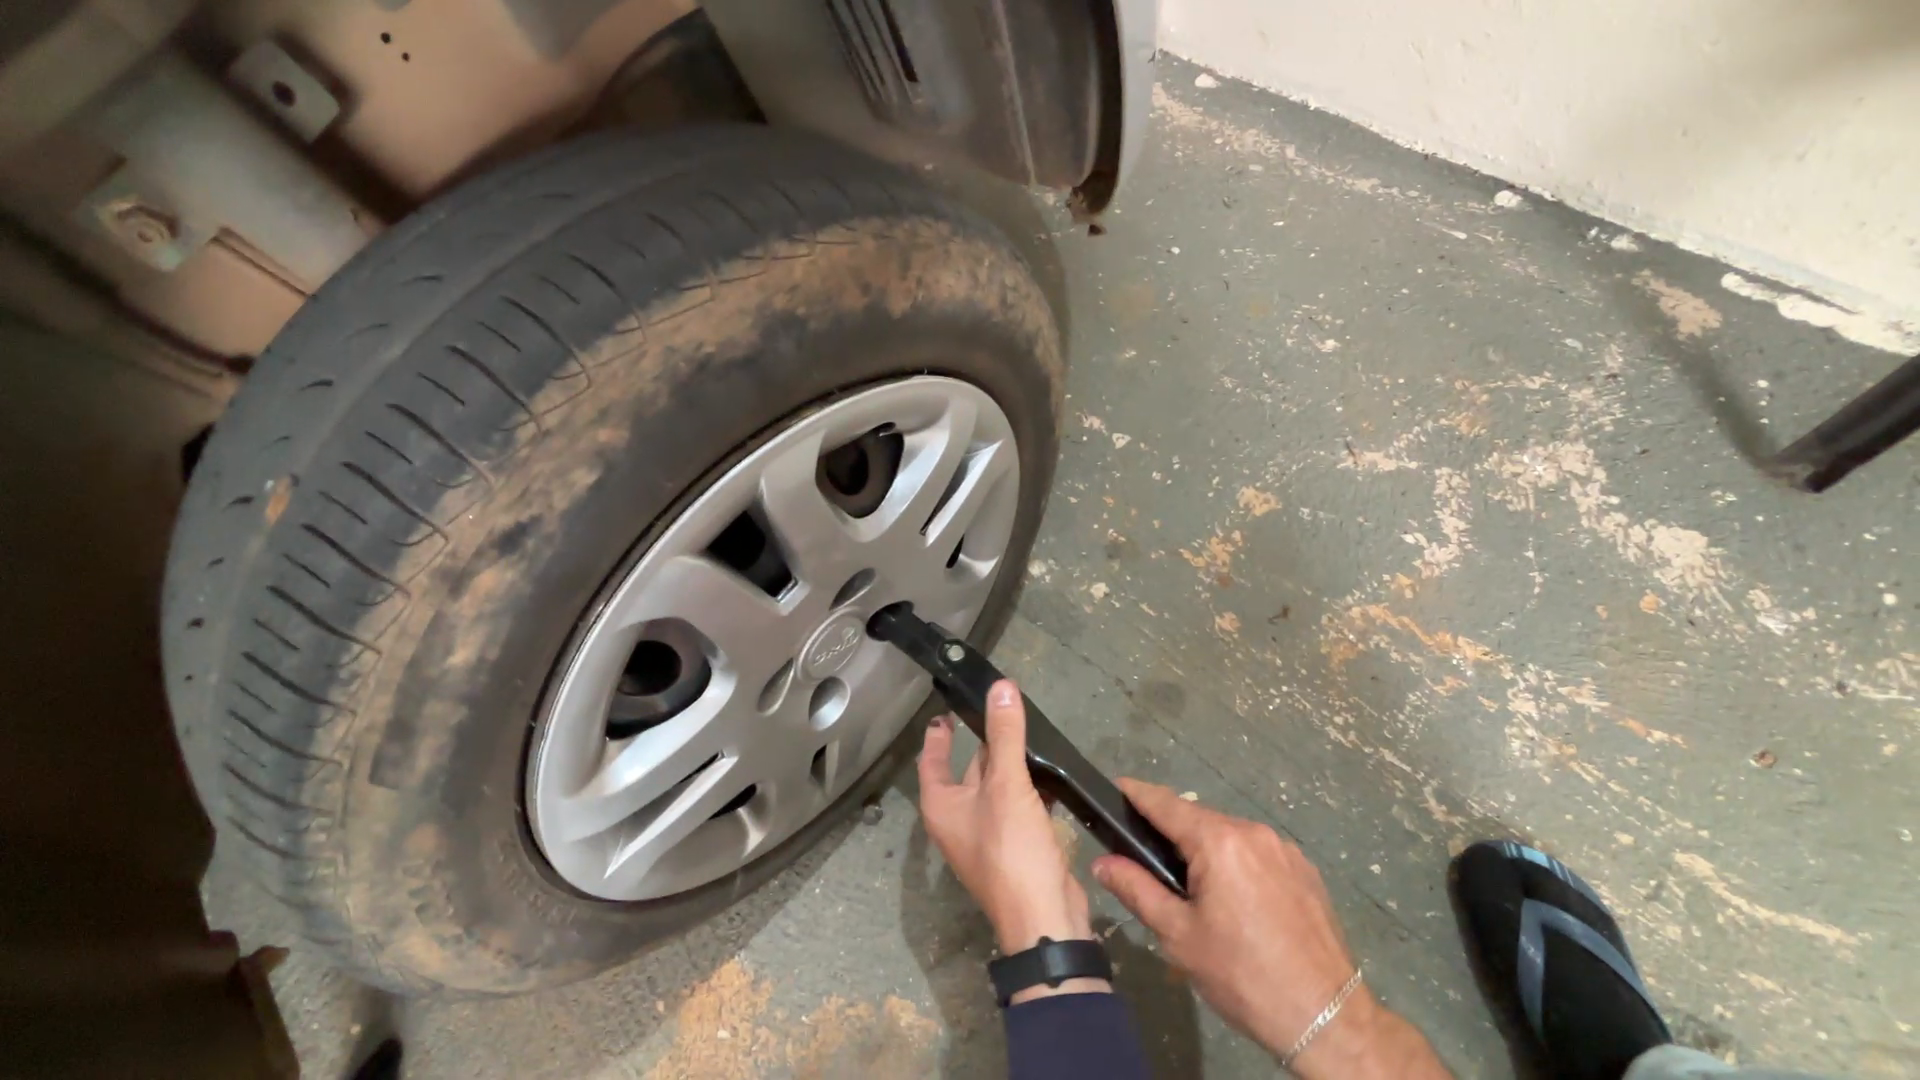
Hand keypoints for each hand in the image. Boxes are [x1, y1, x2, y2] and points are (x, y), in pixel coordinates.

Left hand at [917, 680, 1106, 1001]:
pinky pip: (1017, 807)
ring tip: (1033, 734)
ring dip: (1013, 765)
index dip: (939, 734)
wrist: (1042, 915)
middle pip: (969, 771)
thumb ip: (1006, 734)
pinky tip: (1051, 776)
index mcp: (941, 805)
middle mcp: (957, 820)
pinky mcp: (1014, 847)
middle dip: (988, 743)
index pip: (931, 759)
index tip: (948, 712)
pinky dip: (1030, 790)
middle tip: (1007, 710)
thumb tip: (1002, 686)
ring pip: (997, 788)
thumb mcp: (1007, 785)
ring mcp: (986, 836)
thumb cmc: (1012, 848)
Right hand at [1092, 780, 1448, 1079]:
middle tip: (1146, 860)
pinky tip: (1234, 902)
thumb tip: (1102, 862)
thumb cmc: (1242, 975)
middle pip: (1199, 820)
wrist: (1326, 1017)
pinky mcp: (1305, 871)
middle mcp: (1254, 833)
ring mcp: (1285, 850)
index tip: (1116, 787)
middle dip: (1171, 833)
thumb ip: (1137, 890)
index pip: (1166, 804)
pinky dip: (1236, 865)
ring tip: (1191, 890)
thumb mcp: (1179, 936)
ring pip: (1229, 837)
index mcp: (1219, 842)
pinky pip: (1257, 854)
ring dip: (1205, 852)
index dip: (1137, 794)